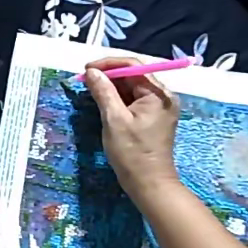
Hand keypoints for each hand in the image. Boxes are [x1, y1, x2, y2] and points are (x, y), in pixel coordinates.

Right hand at [81, 57, 183, 200]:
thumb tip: (91, 72)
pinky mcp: (152, 117)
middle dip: (108, 75)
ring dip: (111, 86)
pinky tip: (102, 101)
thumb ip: (103, 92)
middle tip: (85, 80)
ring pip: (131, 87)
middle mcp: (162, 97)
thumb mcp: (113, 119)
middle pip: (133, 75)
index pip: (133, 66)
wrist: (148, 183)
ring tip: (90, 89)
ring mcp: (158, 107)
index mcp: (158, 94)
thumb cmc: (132, 152)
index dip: (108, 64)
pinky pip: (133, 100)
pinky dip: (117, 98)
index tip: (86, 69)